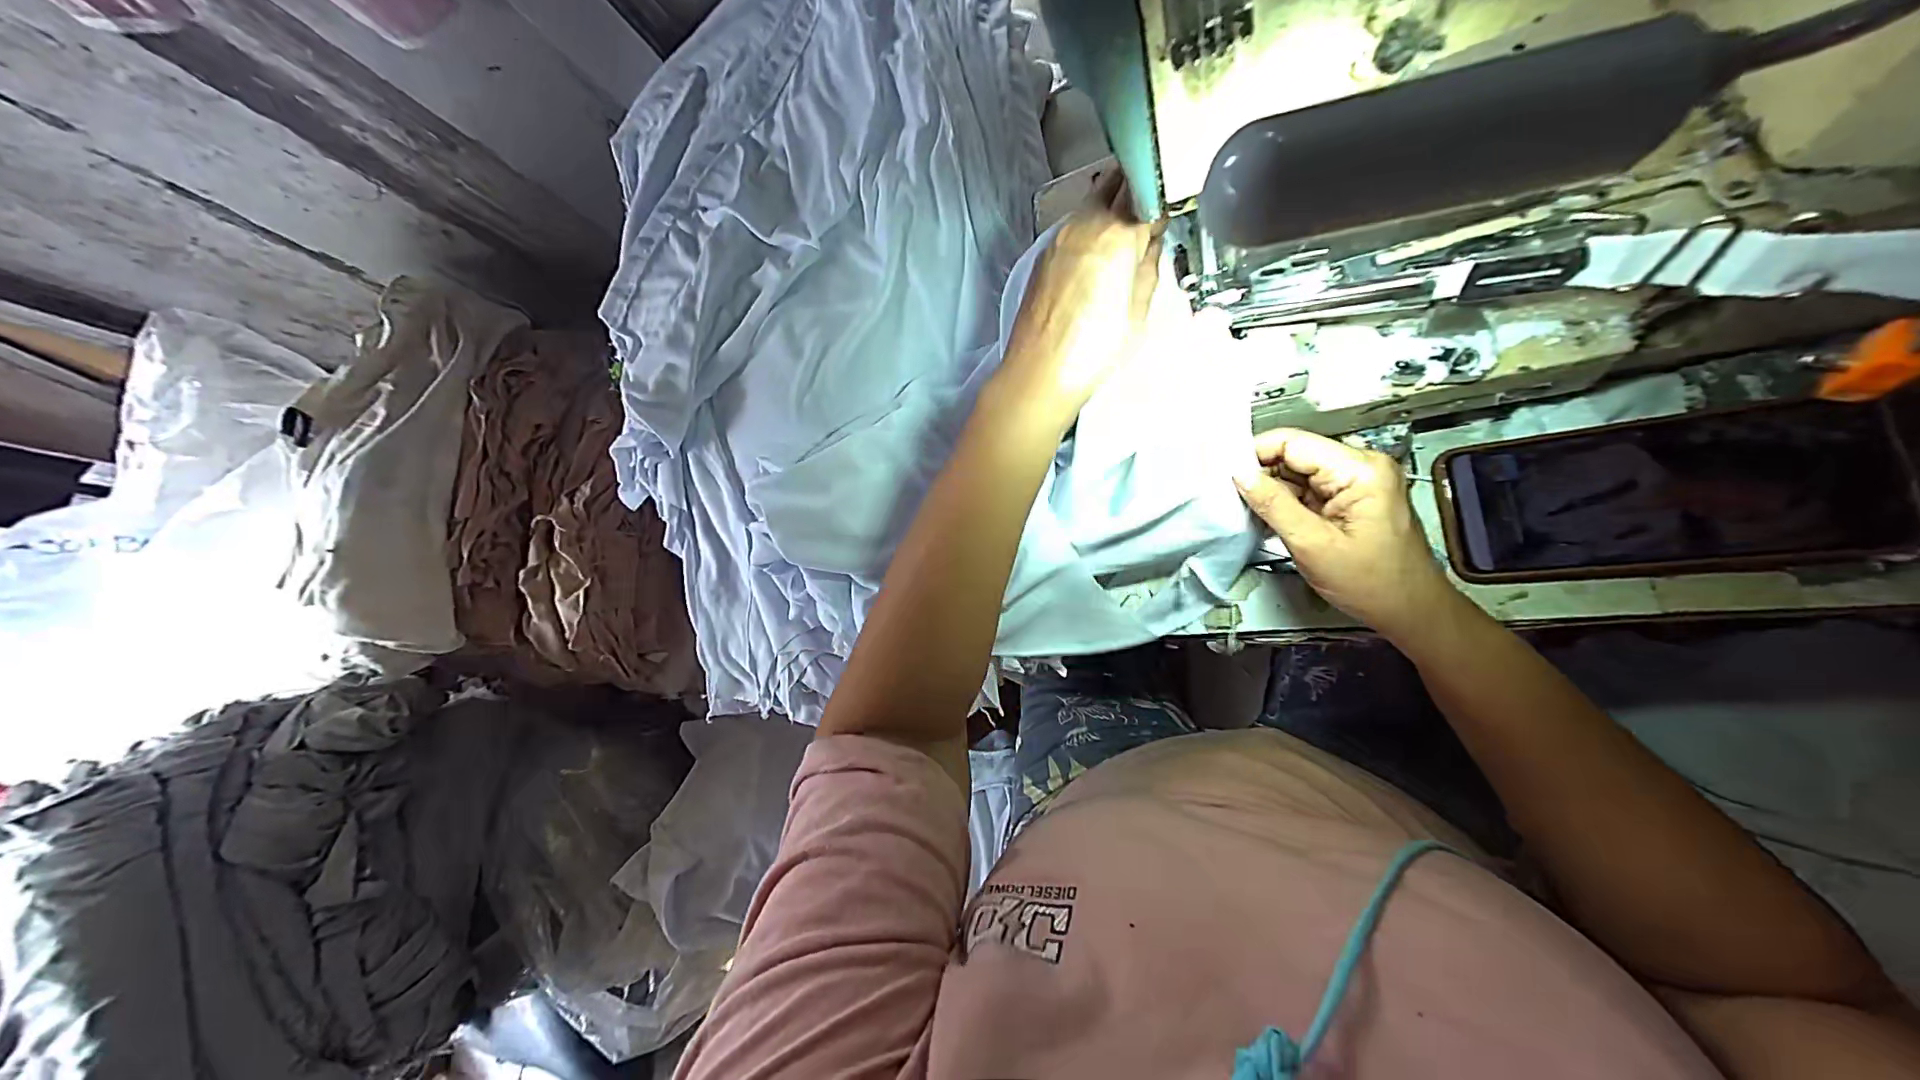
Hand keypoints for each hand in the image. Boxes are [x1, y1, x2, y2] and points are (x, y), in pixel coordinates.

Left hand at [1001, 170, 1160, 425]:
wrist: (1038, 375)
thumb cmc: (1089, 352)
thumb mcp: (1137, 311)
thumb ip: (1148, 267)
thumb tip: (1151, 244)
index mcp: (1115, 234)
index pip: (1145, 189)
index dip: (1162, 196)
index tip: (1170, 211)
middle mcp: (1082, 226)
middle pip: (1113, 184)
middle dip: (1134, 191)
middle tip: (1150, 216)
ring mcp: (1057, 240)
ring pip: (1090, 204)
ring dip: (1110, 211)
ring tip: (1125, 243)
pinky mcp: (1042, 259)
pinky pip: (1073, 230)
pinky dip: (1089, 233)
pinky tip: (1098, 263)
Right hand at [1234, 428, 1461, 641]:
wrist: (1409, 609)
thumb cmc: (1374, 583)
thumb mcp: (1312, 544)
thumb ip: (1273, 504)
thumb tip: (1241, 475)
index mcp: (1360, 471)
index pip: (1293, 442)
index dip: (1255, 454)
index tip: (1226, 473)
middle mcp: (1361, 467)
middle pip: (1293, 454)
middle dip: (1261, 475)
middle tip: (1234, 497)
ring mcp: (1356, 481)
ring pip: (1296, 472)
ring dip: (1271, 491)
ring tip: (1253, 513)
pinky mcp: (1349, 496)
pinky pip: (1306, 488)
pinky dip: (1285, 502)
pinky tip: (1272, 519)